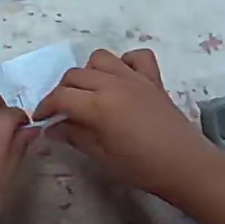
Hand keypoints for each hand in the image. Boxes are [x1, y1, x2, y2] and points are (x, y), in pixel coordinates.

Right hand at [34, 48, 223, 202]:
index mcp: (98, 105)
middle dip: (62, 91)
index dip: (45, 107)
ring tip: (88, 92)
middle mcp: (114, 84)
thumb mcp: (100, 156)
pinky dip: (125, 62)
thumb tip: (52, 128)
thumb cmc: (140, 167)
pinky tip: (121, 79)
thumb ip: (74, 136)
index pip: (61, 97)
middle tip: (61, 111)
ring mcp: (135, 78)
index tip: (40, 119)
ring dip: (88, 72)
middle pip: (75, 75)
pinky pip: (137, 57)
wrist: (184, 165)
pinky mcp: (153, 80)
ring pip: (100, 59)